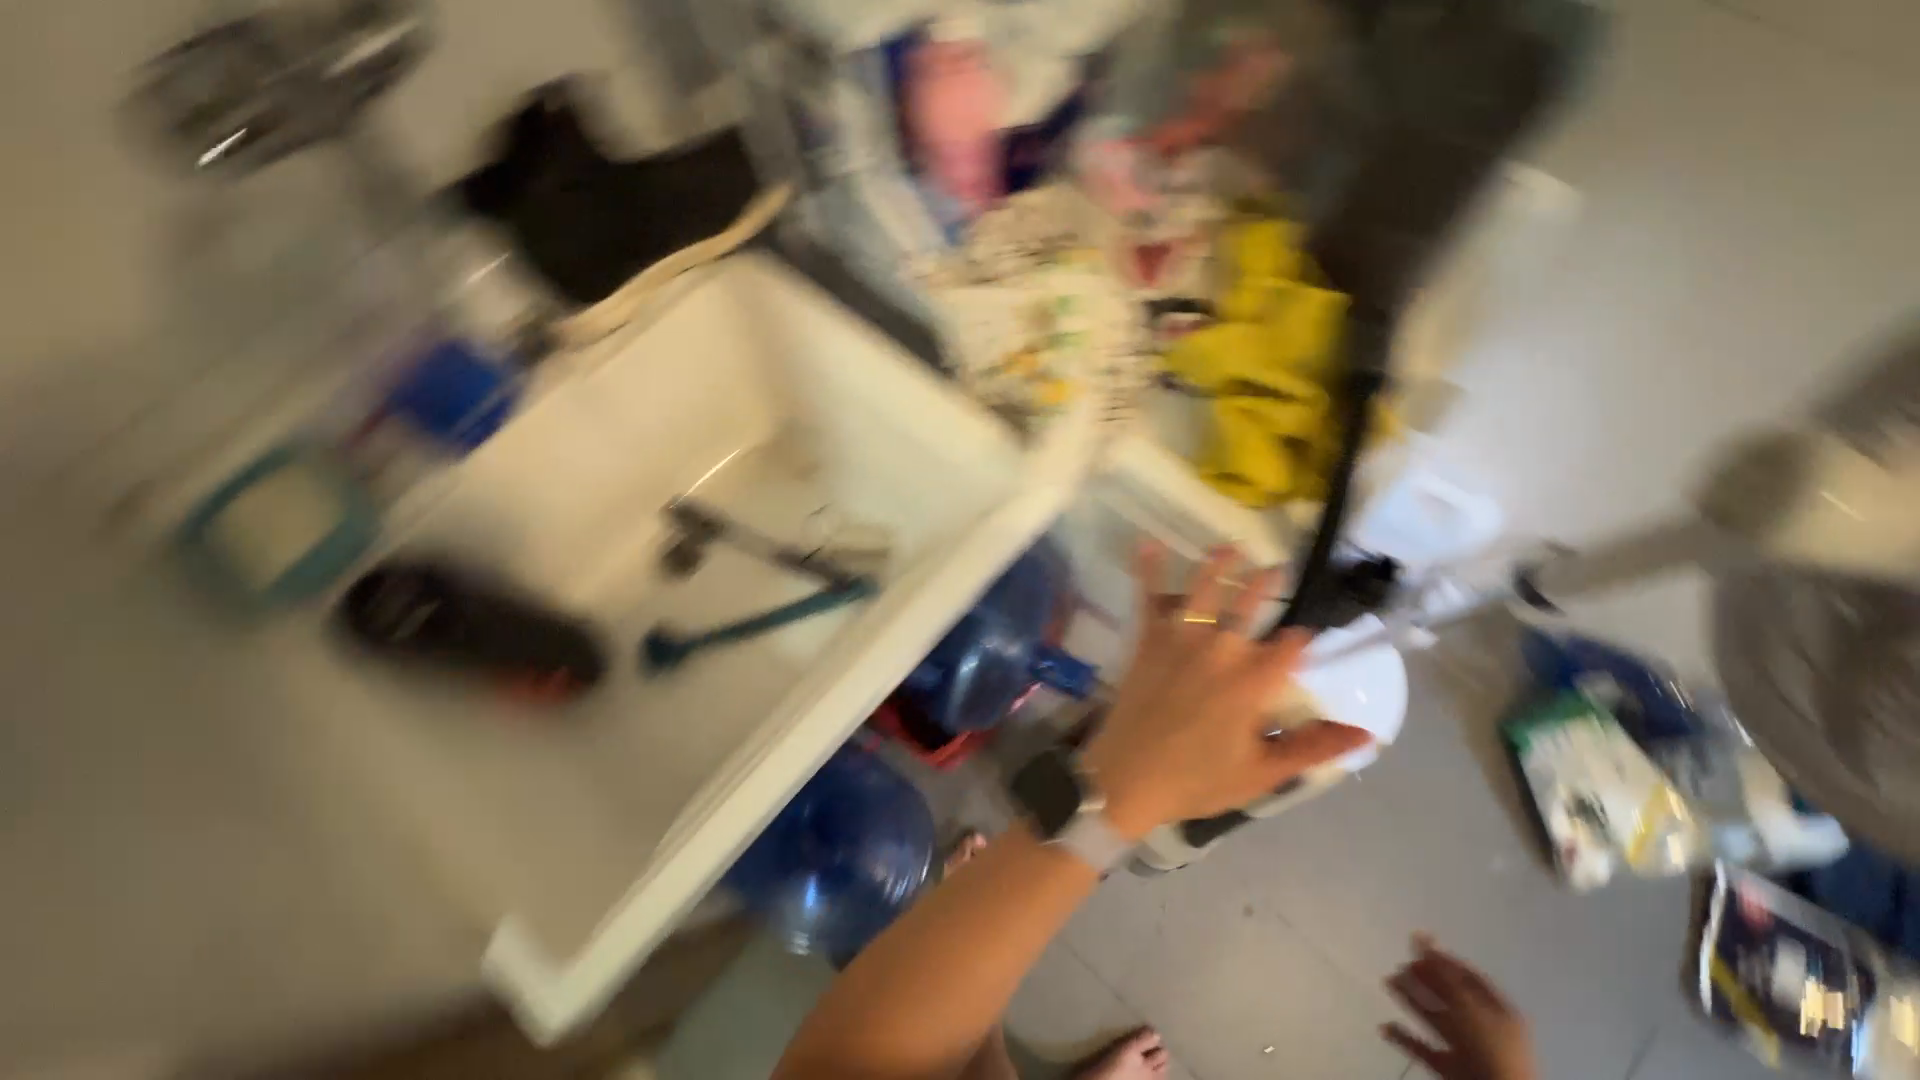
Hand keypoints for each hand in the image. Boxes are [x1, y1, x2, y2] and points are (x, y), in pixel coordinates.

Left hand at [1081, 542, 1372, 836]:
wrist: (1125, 779)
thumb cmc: (1196, 780)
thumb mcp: (1262, 772)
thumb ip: (1313, 747)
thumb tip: (1367, 733)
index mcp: (1254, 681)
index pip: (1292, 645)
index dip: (1303, 639)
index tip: (1305, 638)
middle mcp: (1221, 649)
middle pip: (1250, 603)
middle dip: (1266, 582)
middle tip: (1276, 567)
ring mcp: (1180, 640)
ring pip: (1203, 589)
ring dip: (1218, 565)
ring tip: (1230, 548)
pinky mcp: (1147, 641)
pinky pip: (1149, 597)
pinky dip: (1149, 569)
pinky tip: (1150, 543)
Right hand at [1383, 935, 1537, 1079]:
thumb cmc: (1489, 1048)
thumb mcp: (1469, 1006)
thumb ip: (1443, 973)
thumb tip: (1422, 936)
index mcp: (1499, 1010)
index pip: (1470, 977)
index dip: (1444, 959)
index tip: (1417, 943)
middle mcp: (1483, 1027)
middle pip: (1450, 996)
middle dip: (1424, 978)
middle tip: (1400, 963)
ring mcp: (1466, 1049)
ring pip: (1434, 1018)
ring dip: (1411, 999)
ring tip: (1388, 981)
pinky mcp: (1448, 1068)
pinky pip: (1423, 1047)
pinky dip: (1404, 1037)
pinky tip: (1385, 1027)